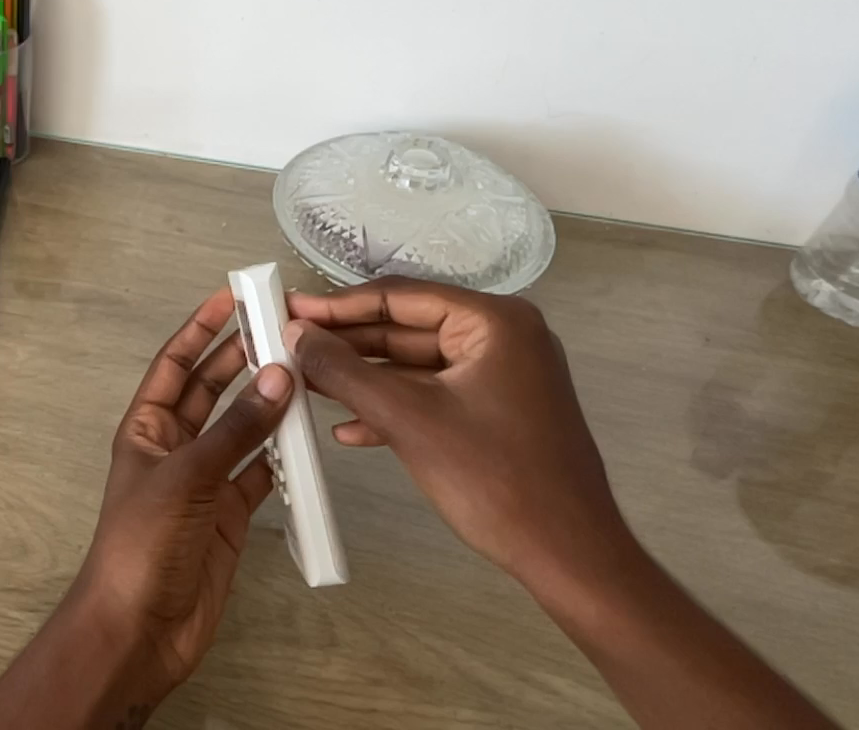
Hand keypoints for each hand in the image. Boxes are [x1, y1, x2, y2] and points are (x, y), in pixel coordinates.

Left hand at [0, 291, 290, 728]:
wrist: (140, 629)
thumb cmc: (145, 542)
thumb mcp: (188, 477)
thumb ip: (236, 429)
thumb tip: (279, 375)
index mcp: (147, 426)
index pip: (176, 363)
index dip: (200, 328)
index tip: (231, 297)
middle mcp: (175, 445)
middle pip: (210, 389)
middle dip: (239, 358)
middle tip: (278, 328)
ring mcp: (203, 480)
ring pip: (239, 429)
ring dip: (266, 405)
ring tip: (302, 374)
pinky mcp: (229, 514)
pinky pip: (259, 474)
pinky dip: (281, 458)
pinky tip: (306, 441)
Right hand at [286, 278, 632, 585]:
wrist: (569, 561)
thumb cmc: (494, 479)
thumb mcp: (406, 418)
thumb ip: (343, 370)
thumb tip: (296, 335)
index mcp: (494, 321)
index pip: (399, 297)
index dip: (337, 305)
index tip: (290, 307)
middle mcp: (500, 337)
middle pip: (404, 328)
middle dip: (346, 343)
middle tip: (290, 343)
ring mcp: (499, 375)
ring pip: (413, 364)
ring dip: (361, 377)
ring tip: (305, 381)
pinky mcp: (494, 410)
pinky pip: (430, 393)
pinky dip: (391, 406)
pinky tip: (347, 427)